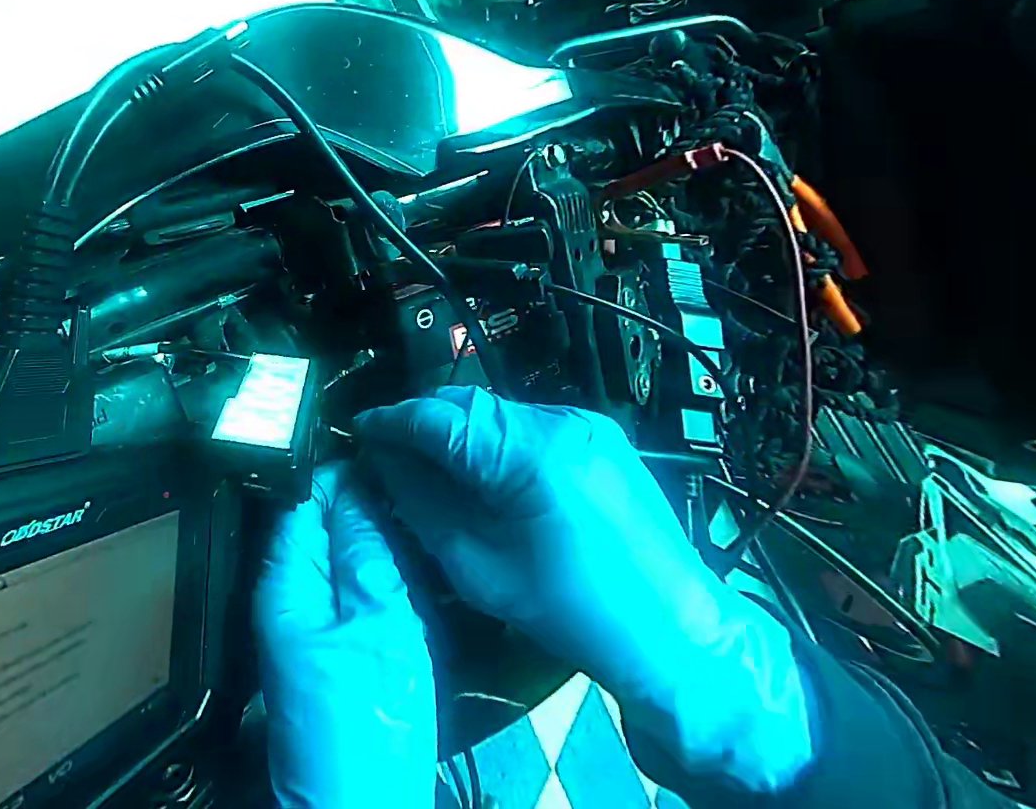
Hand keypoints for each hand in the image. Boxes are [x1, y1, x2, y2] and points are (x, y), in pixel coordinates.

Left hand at [253, 463, 436, 808]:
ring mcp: (308, 618)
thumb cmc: (368, 717)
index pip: (303, 501)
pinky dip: (374, 571)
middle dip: (360, 506)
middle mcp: (288, 593)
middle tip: (409, 498)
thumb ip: (364, 549)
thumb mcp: (376, 620)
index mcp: (286, 580)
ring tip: (413, 527)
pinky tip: (405, 568)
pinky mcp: (331, 640)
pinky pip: (348, 586)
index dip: (340, 476)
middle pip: (318, 524)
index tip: (384, 463)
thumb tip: (356, 487)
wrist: (362, 804)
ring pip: (337, 553)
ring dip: (372, 538)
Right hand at [354, 387, 812, 793]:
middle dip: (423, 424)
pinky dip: (492, 441)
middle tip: (390, 454)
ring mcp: (583, 422)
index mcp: (530, 452)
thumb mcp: (480, 566)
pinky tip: (484, 474)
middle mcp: (558, 420)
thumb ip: (423, 503)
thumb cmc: (573, 611)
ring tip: (432, 467)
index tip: (359, 430)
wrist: (676, 631)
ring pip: (495, 411)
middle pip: (468, 404)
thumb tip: (383, 461)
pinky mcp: (596, 434)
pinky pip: (525, 424)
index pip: (439, 417)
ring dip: (457, 433)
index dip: (392, 420)